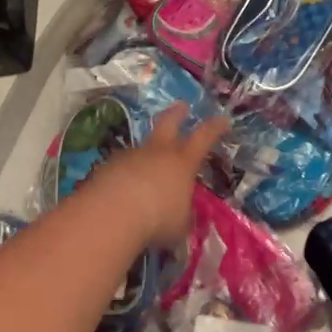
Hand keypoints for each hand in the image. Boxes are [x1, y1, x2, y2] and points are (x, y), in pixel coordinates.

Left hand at [89, 103, 228, 248]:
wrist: (113, 214)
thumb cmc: (157, 219)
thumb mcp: (180, 225)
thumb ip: (183, 217)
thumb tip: (183, 216)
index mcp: (183, 161)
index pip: (204, 137)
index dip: (215, 127)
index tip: (223, 119)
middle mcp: (158, 151)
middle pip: (169, 122)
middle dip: (177, 113)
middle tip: (182, 105)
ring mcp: (132, 156)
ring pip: (143, 147)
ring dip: (148, 153)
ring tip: (148, 167)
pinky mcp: (108, 166)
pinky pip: (122, 166)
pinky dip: (126, 173)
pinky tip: (124, 188)